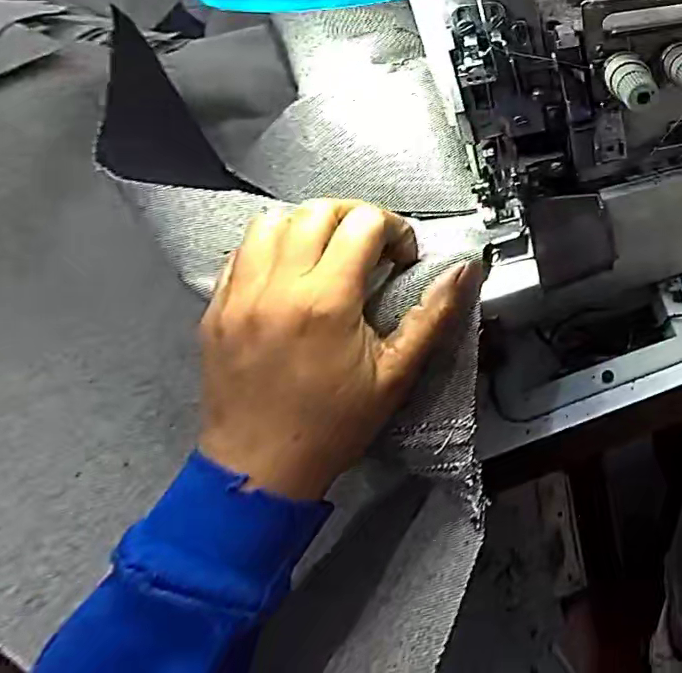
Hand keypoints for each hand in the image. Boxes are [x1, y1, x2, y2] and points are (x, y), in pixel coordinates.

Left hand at [197, 200, 483, 500]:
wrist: (256, 471)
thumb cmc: (335, 422)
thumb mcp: (400, 370)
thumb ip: (435, 312)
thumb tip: (466, 269)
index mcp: (324, 302)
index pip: (362, 223)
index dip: (395, 230)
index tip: (402, 260)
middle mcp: (275, 290)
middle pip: (316, 211)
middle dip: (356, 218)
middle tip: (375, 248)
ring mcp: (237, 299)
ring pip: (271, 222)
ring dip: (311, 225)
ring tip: (334, 253)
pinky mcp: (215, 311)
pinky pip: (242, 252)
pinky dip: (274, 246)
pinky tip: (297, 273)